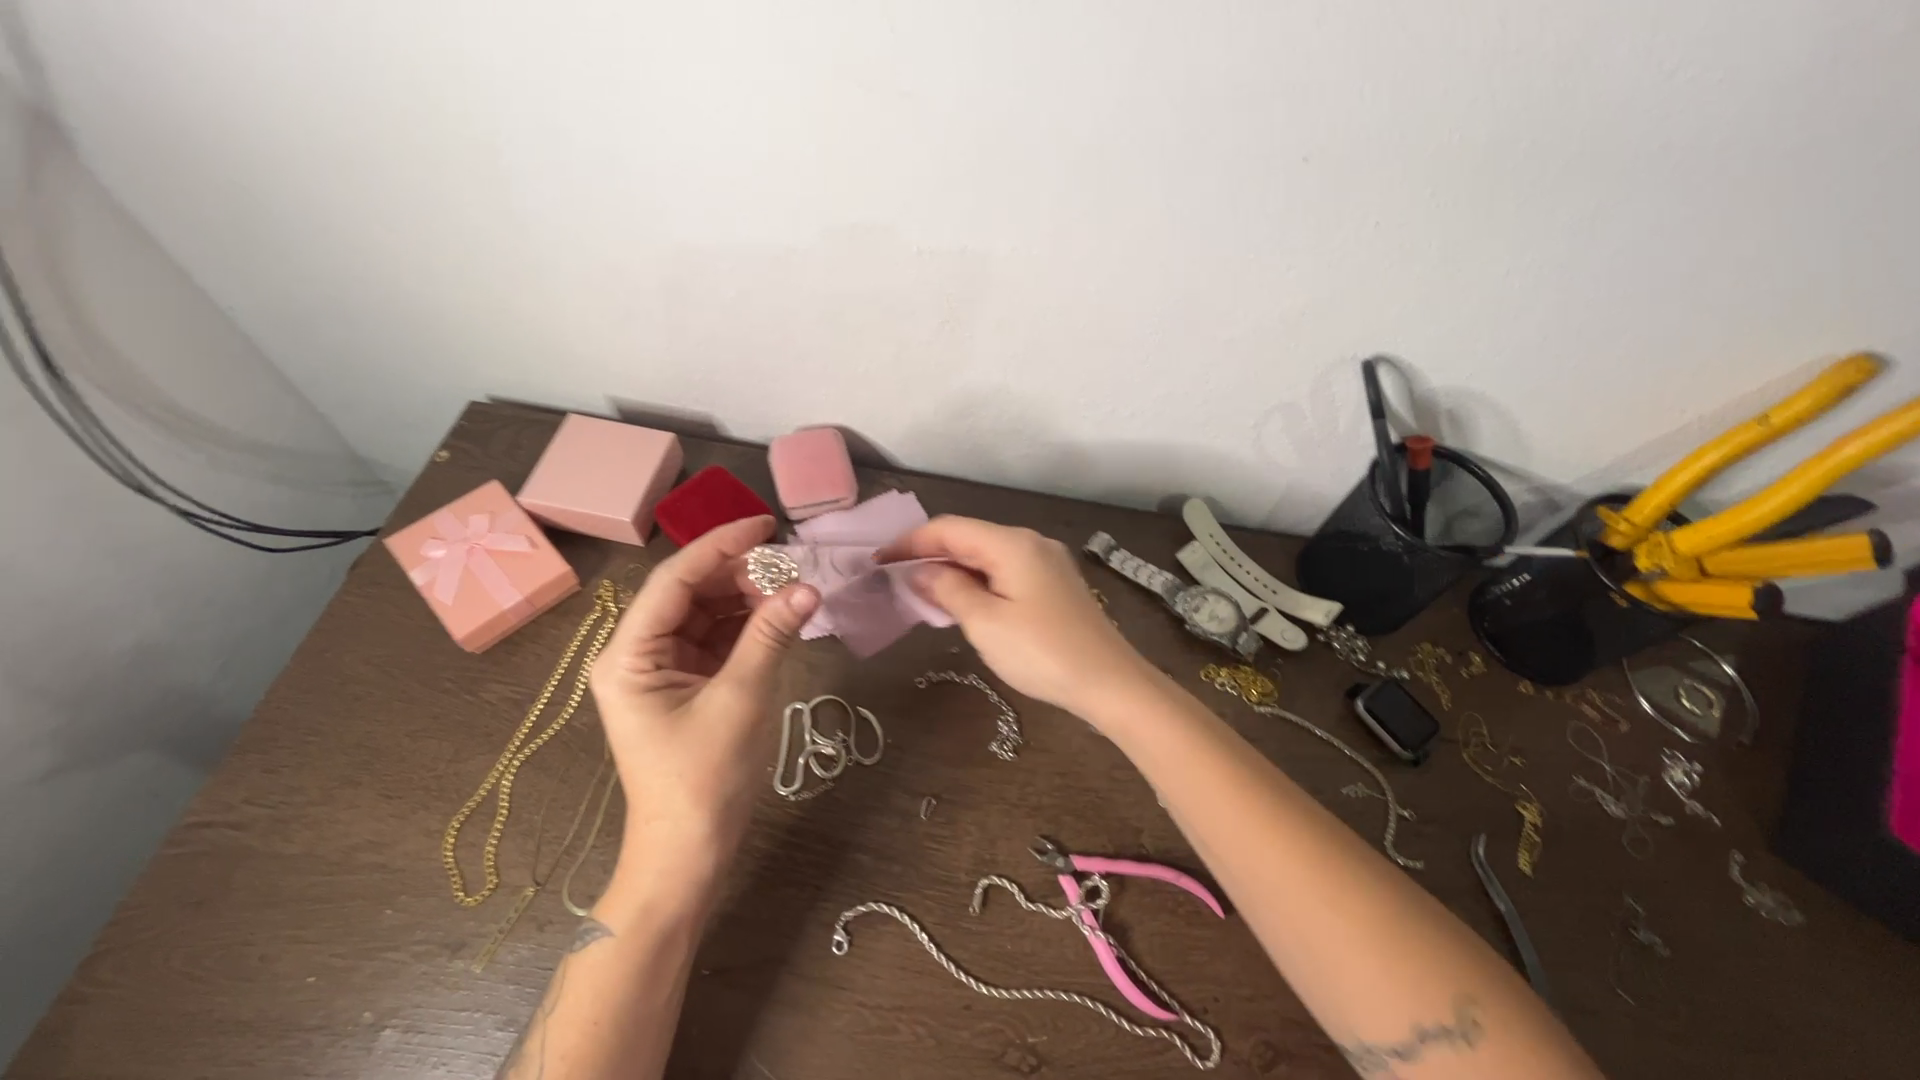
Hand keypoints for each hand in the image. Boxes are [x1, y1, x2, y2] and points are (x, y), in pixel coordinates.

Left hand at [590, 516, 818, 865]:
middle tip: (792, 566)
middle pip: (690, 593)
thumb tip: (809, 587)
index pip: (674, 580)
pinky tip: (781, 615)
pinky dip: (748, 626)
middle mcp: (638, 653)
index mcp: (629, 654)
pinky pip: (717, 640)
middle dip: (740, 574)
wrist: (691, 850)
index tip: (766, 524)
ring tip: (793, 590)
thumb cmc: (704, 778)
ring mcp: (662, 669)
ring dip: (748, 598)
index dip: (720, 545)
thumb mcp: (741, 699)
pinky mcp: (686, 684)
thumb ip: (771, 635)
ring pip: (707, 613)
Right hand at [881, 516, 1153, 716]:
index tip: (877, 561)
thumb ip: (948, 590)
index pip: (948, 529)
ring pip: (986, 556)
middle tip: (894, 579)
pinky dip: (977, 582)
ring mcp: (1046, 563)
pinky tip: (963, 604)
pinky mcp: (1054, 585)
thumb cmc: (1041, 652)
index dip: (909, 542)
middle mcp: (1030, 543)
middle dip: (929, 555)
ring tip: (921, 594)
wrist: (1109, 682)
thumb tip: (922, 572)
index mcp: (1011, 544)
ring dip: (953, 570)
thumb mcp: (985, 623)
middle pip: (968, 538)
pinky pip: (1004, 572)